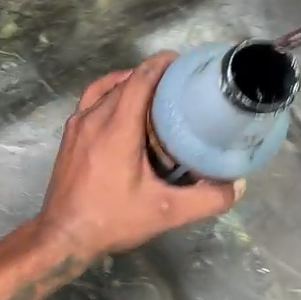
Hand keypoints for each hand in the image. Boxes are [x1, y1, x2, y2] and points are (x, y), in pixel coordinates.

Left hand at [34, 52, 242, 261]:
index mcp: (117, 128)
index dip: (161, 64)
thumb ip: (205, 199)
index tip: (183, 63)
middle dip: (152, 75)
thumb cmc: (111, 220)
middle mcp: (94, 118)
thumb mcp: (165, 213)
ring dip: (130, 83)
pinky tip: (125, 111)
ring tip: (155, 94)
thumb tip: (237, 186)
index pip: (140, 79)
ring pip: (106, 89)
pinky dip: (111, 95)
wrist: (63, 236)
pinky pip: (92, 101)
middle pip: (125, 81)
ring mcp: (77, 125)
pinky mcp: (69, 136)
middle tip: (179, 84)